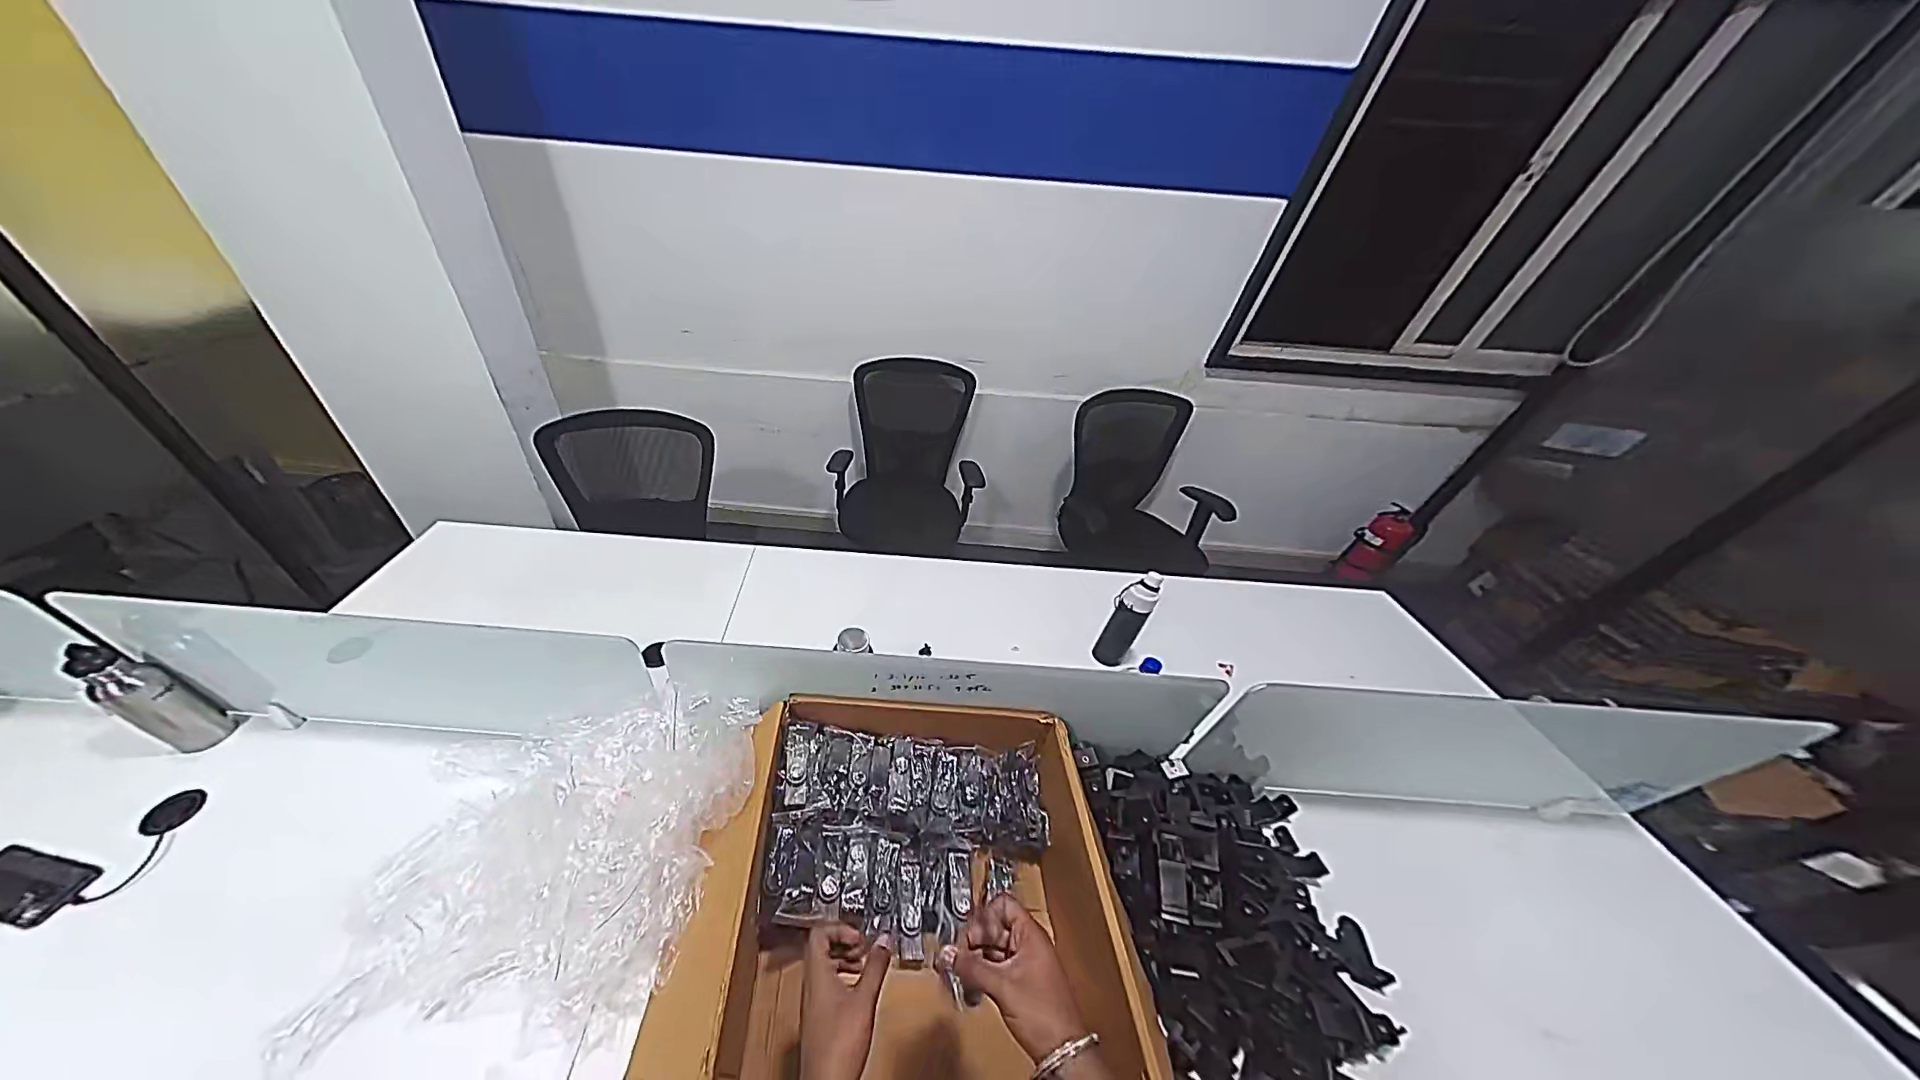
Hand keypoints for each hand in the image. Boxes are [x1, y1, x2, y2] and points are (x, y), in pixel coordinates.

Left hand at [801, 922, 891, 1079]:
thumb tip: (883, 941)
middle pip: (821, 947)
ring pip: (825, 966)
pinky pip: (827, 983)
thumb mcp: (864, 999)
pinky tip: (859, 987)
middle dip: (846, 942)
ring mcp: (813, 1001)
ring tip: (865, 964)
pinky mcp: (819, 1015)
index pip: (819, 933)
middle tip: (865, 947)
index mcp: (816, 974)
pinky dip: (844, 976)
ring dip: (846, 959)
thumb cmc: (838, 1046)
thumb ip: (875, 966)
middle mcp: (811, 985)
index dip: (841, 928)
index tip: (859, 936)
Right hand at [938, 894, 1088, 1063]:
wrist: (1060, 1048)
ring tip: (962, 967)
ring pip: (995, 947)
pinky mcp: (1021, 979)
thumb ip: (972, 967)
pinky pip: (997, 964)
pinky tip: (972, 980)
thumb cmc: (1043, 1014)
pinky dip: (983, 969)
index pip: (1004, 905)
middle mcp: (1028, 943)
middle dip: (976, 937)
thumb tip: (949, 953)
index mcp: (1030, 934)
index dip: (985, 915)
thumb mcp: (1002, 986)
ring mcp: (1025, 961)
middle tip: (960, 952)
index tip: (969, 932)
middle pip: (996, 926)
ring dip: (977, 955)